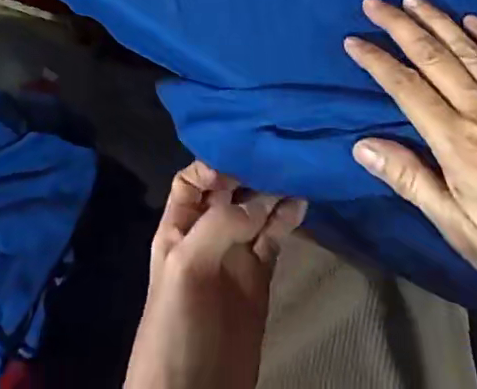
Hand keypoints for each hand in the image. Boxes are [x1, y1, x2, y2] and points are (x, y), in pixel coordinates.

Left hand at [124, 162, 306, 388]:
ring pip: (256, 210)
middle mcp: (207, 233)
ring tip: (297, 173)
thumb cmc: (176, 325)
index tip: (244, 152)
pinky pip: (274, 237)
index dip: (214, 162)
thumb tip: (260, 202)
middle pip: (230, 189)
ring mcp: (235, 255)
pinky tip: (301, 204)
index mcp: (179, 226)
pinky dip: (287, 219)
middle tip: (281, 152)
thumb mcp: (186, 266)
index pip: (193, 179)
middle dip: (252, 169)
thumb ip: (220, 225)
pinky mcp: (259, 276)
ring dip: (274, 191)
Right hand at [345, 0, 476, 388]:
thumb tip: (362, 143)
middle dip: (400, 26)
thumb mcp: (463, 235)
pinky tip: (475, 21)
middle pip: (436, 57)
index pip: (407, 89)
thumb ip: (413, 182)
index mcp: (461, 146)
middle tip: (373, 0)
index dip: (377, 61)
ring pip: (472, 50)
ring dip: (440, 20)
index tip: (352, 39)